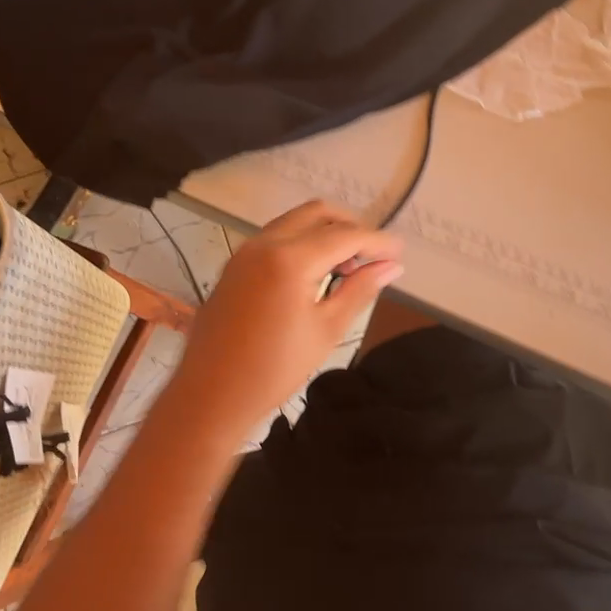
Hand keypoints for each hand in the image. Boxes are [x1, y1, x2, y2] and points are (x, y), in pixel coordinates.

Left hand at [167, 201, 403, 431]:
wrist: (210, 396)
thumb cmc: (275, 369)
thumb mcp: (327, 330)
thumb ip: (359, 290)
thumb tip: (391, 266)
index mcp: (290, 259)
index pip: (345, 235)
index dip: (376, 241)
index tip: (400, 251)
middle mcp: (265, 244)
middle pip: (317, 214)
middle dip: (350, 227)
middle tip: (372, 255)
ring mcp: (245, 252)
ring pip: (294, 222)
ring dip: (324, 233)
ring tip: (346, 268)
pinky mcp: (234, 266)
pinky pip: (275, 238)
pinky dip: (301, 243)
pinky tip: (314, 275)